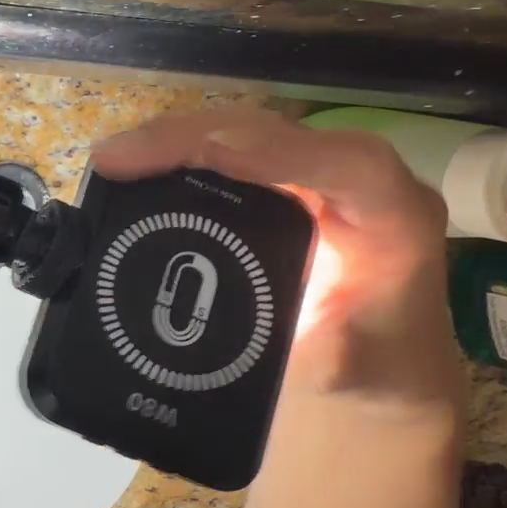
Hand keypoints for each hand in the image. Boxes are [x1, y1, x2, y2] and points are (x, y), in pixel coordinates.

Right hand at [93, 108, 462, 415]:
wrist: (382, 374)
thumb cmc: (367, 375)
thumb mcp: (334, 369)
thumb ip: (278, 336)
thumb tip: (188, 310)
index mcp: (392, 222)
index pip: (347, 166)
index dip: (279, 153)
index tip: (206, 156)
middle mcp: (353, 185)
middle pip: (275, 133)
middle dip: (191, 138)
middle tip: (115, 159)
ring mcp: (312, 178)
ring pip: (243, 132)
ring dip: (174, 139)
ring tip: (113, 159)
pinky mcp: (277, 185)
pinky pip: (226, 153)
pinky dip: (175, 155)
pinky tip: (131, 165)